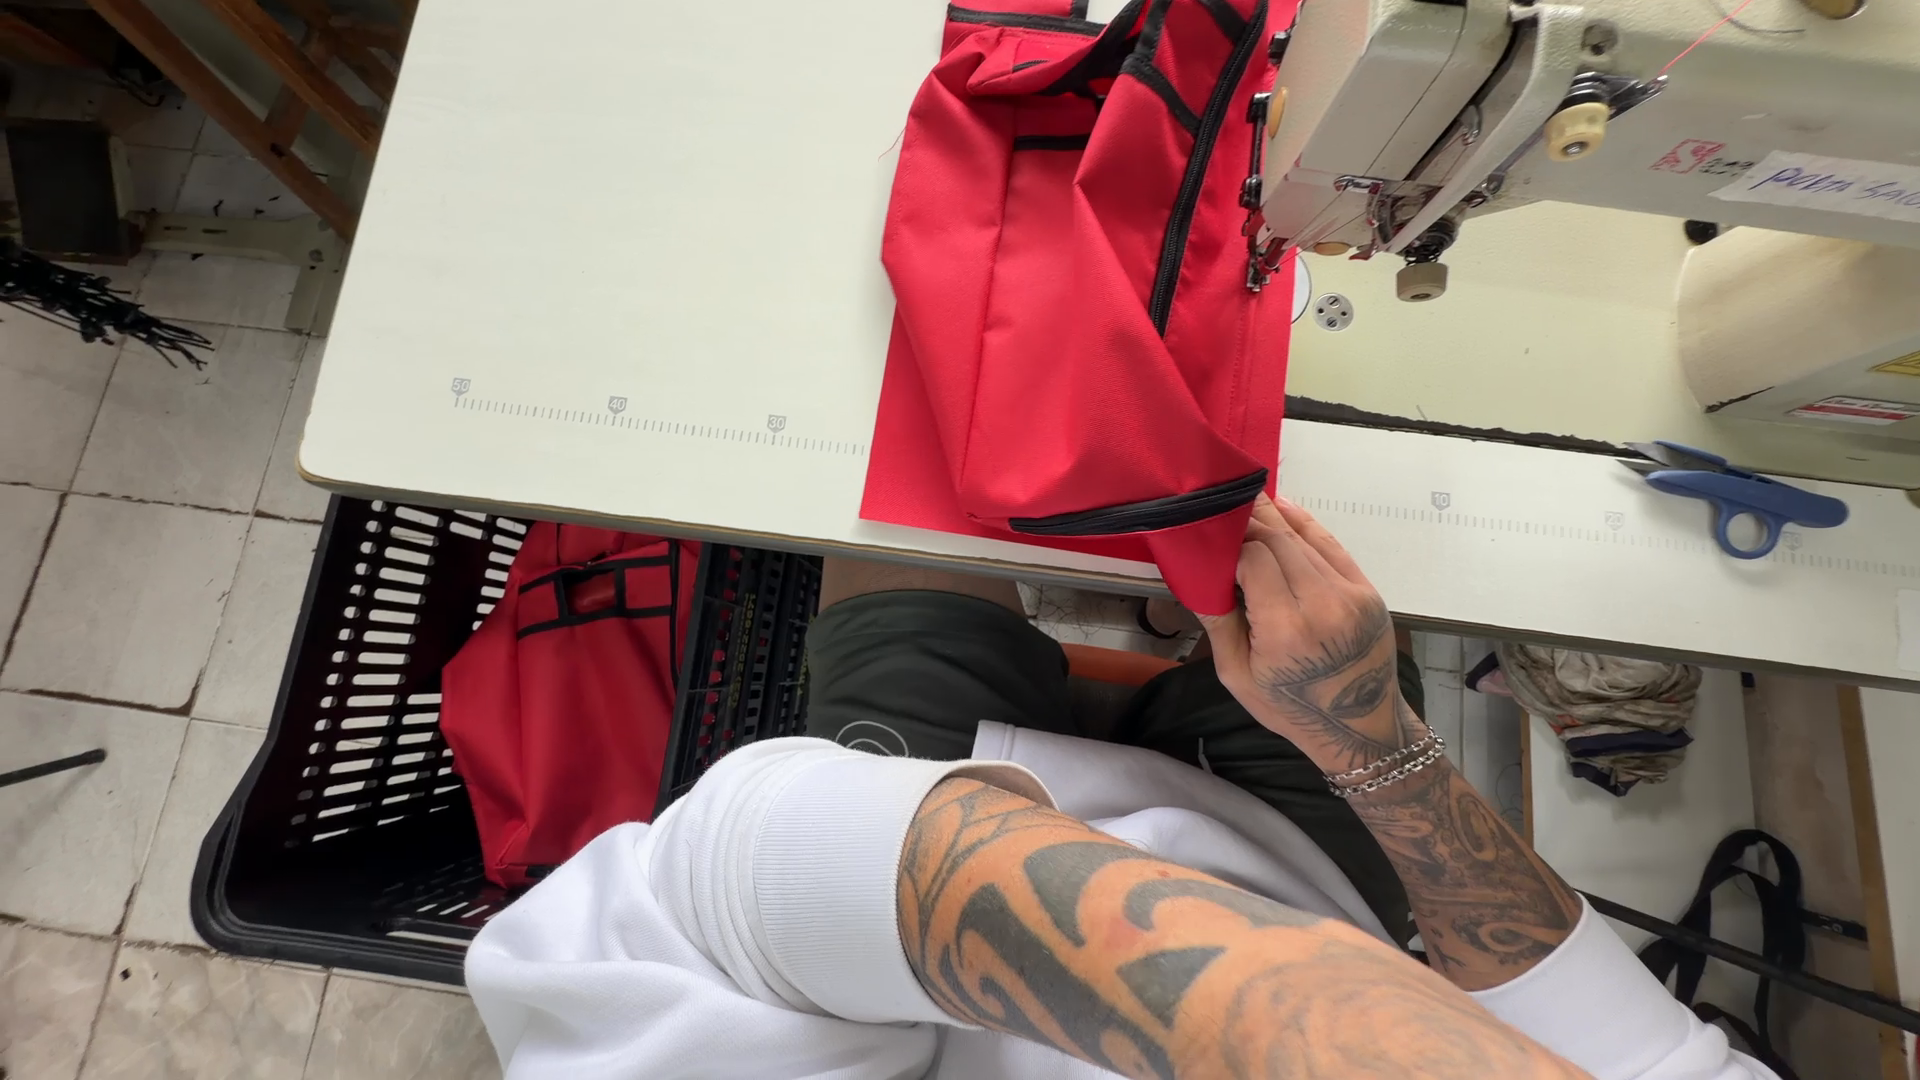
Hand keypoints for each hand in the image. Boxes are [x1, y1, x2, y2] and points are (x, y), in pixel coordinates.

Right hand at [1198, 496, 1423, 774]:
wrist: (1361, 729)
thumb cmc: (1288, 707)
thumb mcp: (1236, 674)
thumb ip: (1217, 619)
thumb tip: (1194, 573)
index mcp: (1285, 629)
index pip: (1253, 557)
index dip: (1229, 542)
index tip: (1207, 537)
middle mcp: (1322, 604)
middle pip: (1278, 540)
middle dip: (1247, 521)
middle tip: (1220, 507)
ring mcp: (1351, 594)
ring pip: (1304, 537)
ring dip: (1272, 518)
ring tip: (1245, 502)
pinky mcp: (1367, 590)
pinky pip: (1331, 545)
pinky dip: (1304, 525)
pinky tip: (1282, 512)